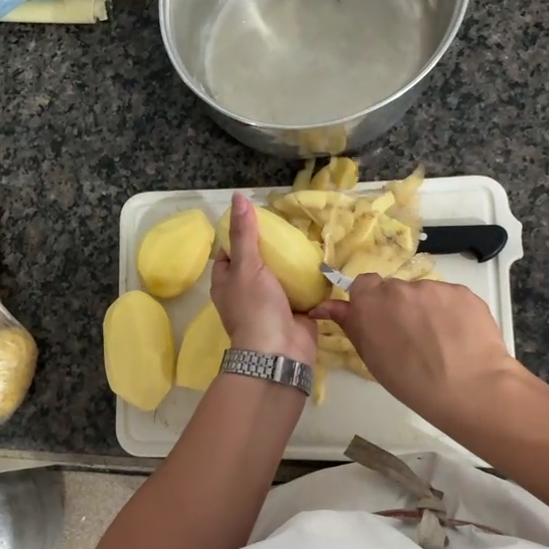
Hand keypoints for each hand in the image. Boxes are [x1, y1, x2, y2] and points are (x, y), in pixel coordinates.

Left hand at [211, 194, 317, 363]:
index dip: (241, 234)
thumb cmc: (255, 307)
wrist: (279, 351)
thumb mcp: (246, 265)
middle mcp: (246, 292)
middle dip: (273, 247)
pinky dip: (310, 279)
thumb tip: (237, 197)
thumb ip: (244, 233)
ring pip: (282, 276)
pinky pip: (302, 290)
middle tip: (290, 226)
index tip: (260, 218)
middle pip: (258, 262)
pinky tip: (321, 261)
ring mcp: (271, 303)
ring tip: (309, 239)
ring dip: (293, 262)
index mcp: (226, 281)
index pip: (230, 251)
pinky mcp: (295, 311)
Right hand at [309, 276, 523, 422]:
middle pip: (394, 289)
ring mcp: (433, 287)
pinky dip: (451, 312)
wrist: (469, 387)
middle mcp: (399, 287)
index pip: (362, 284)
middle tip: (411, 337)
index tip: (379, 321)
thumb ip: (350, 324)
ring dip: (426, 309)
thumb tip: (325, 306)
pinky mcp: (462, 292)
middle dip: (399, 306)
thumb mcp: (371, 356)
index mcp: (370, 302)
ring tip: (440, 340)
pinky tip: (458, 337)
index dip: (370, 301)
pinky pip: (449, 298)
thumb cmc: (410, 381)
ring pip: (424, 293)